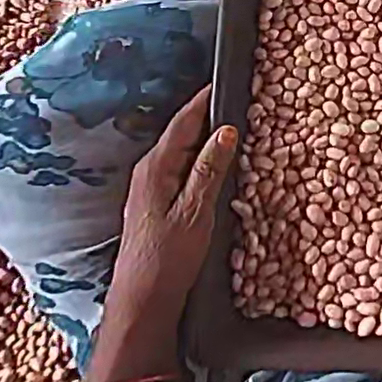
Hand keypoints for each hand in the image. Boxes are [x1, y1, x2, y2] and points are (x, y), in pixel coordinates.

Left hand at [96, 86, 235, 374]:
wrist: (142, 302)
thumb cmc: (168, 257)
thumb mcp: (195, 211)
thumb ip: (209, 168)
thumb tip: (226, 128)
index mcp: (156, 166)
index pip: (184, 121)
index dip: (205, 99)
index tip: (226, 79)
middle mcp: (150, 170)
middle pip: (184, 132)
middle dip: (209, 114)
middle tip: (240, 99)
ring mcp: (152, 186)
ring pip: (184, 150)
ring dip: (207, 137)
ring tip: (237, 124)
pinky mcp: (158, 201)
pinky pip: (184, 167)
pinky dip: (203, 158)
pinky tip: (220, 162)